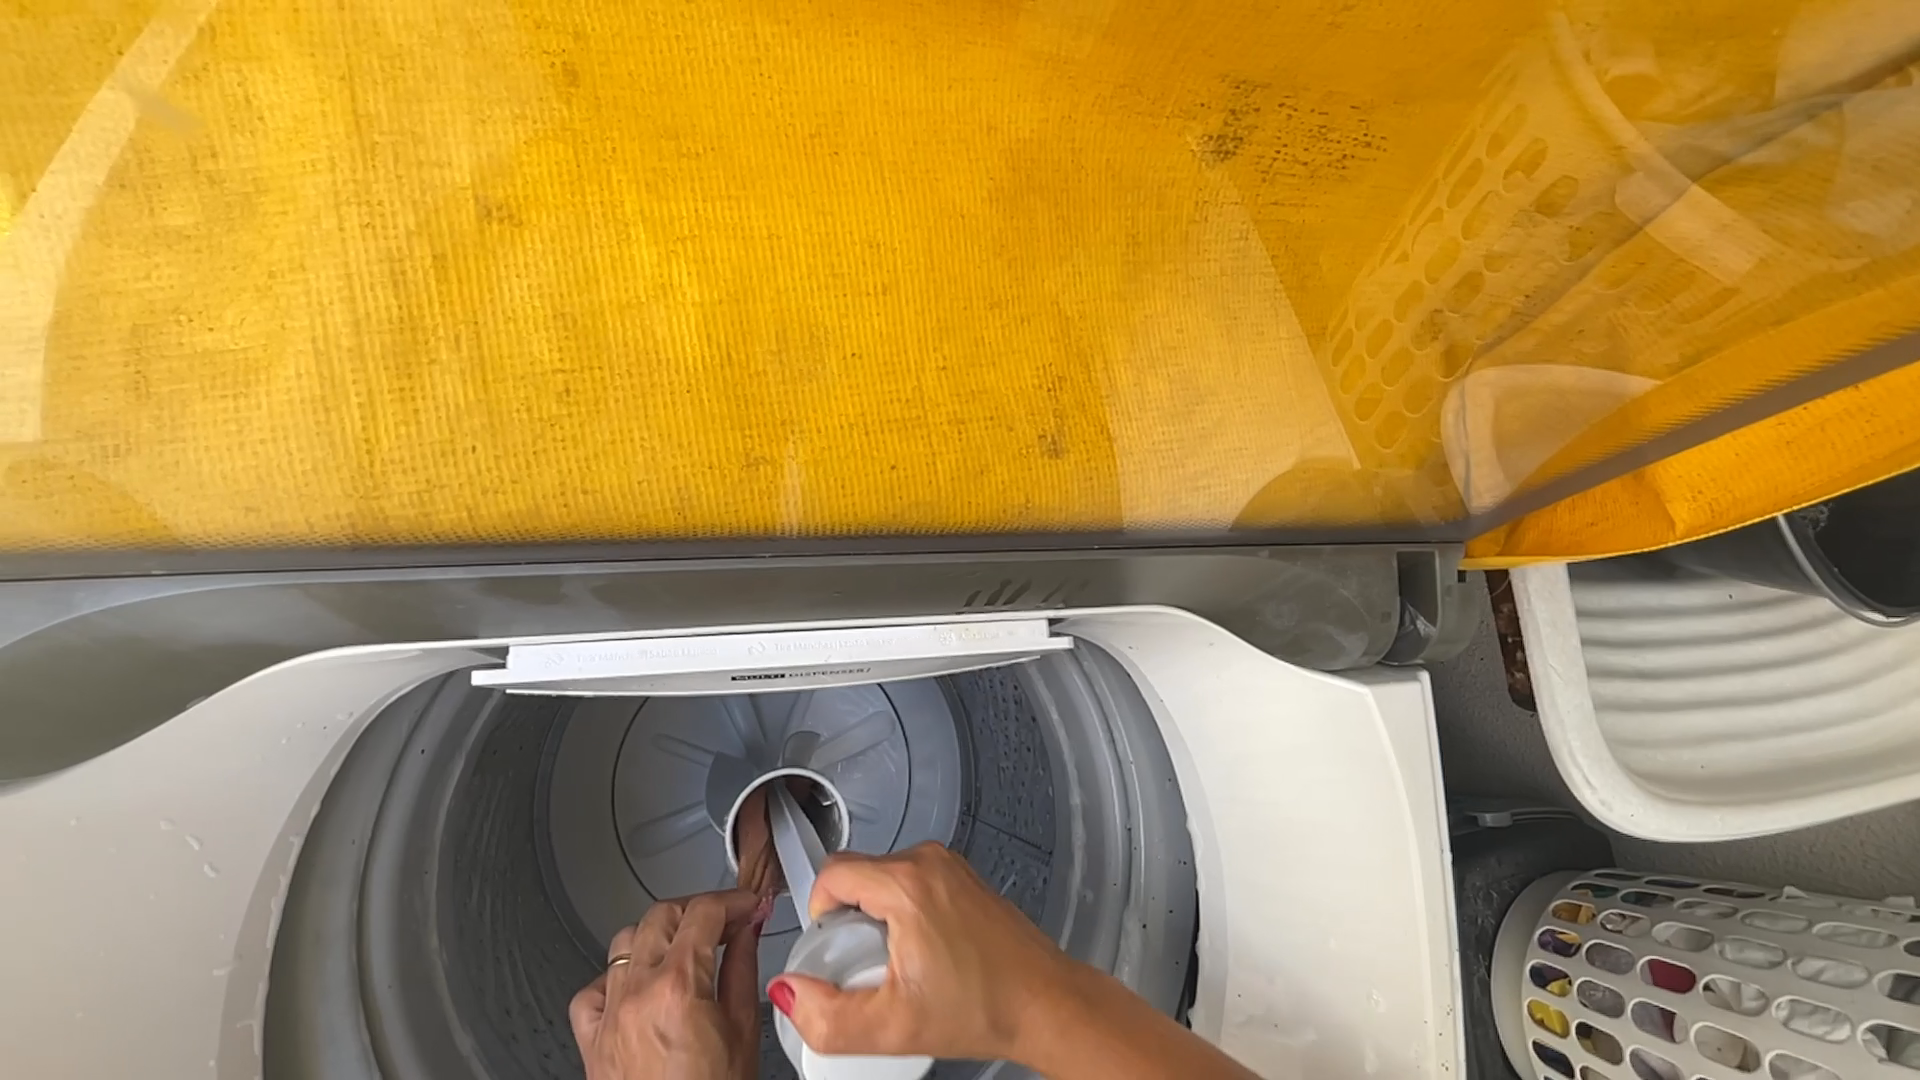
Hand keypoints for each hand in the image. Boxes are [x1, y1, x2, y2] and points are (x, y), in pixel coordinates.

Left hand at [569, 889, 772, 1079]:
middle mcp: (636, 993)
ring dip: (659, 934)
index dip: (732, 900)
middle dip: (698, 909)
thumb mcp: (743, 1028)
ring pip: (625, 942)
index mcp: (678, 986)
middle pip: (662, 915)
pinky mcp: (591, 1043)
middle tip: (726, 920)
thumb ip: (743, 965)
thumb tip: (747, 929)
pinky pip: (593, 990)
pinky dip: (616, 976)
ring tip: (688, 946)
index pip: (703, 912)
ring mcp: (608, 1016)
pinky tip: (640, 983)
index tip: (748, 906)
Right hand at [768, 842, 1081, 1062]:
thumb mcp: (893, 1027)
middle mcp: (928, 861)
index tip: (831, 948)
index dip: (818, 911)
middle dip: (847, 920)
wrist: (1042, 1002)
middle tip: (864, 968)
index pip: (833, 872)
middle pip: (857, 874)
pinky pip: (909, 880)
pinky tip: (920, 954)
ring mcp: (948, 865)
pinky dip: (901, 911)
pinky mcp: (960, 875)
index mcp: (907, 883)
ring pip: (882, 877)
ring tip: (894, 966)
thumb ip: (828, 1017)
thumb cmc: (985, 1006)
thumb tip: (788, 993)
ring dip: (874, 916)